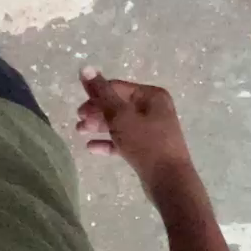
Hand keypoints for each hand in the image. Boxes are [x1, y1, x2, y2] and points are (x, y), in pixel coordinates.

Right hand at [75, 66, 196, 198]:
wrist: (170, 183)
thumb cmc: (146, 143)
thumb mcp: (120, 116)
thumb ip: (101, 93)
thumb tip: (85, 68)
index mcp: (151, 96)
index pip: (117, 88)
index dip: (96, 96)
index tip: (79, 110)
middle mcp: (154, 109)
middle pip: (118, 105)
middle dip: (96, 112)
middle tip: (79, 122)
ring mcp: (152, 130)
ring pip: (120, 123)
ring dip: (99, 126)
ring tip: (80, 133)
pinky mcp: (148, 148)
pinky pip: (124, 140)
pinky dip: (109, 142)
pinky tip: (91, 148)